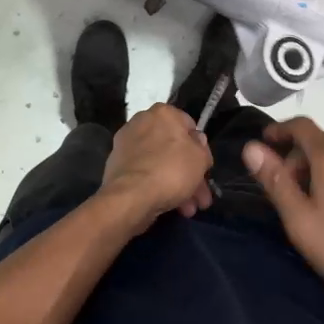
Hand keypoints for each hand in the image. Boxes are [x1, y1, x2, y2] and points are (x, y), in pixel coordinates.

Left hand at [100, 104, 213, 226]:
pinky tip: (169, 206)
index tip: (205, 170)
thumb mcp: (200, 159)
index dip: (200, 150)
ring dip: (178, 185)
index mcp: (163, 112)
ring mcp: (128, 144)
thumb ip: (202, 148)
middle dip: (190, 175)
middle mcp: (143, 122)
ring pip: (160, 163)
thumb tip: (196, 141)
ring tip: (188, 211)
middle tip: (200, 198)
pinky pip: (145, 173)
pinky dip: (158, 186)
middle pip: (174, 149)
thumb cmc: (170, 170)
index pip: (189, 127)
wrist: (130, 196)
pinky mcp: (118, 164)